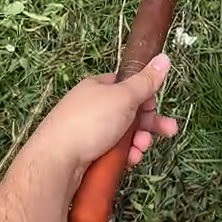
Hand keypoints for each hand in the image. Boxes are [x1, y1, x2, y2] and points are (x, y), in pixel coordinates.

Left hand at [23, 54, 179, 196]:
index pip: (128, 86)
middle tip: (167, 132)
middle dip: (148, 123)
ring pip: (122, 134)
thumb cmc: (88, 123)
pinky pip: (111, 152)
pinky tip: (129, 162)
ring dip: (138, 142)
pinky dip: (124, 156)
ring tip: (140, 151)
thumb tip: (163, 58)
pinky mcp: (85, 154)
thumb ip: (146, 81)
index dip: (145, 96)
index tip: (154, 106)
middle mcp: (92, 107)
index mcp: (98, 87)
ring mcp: (87, 131)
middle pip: (128, 112)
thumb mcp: (124, 97)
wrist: (55, 163)